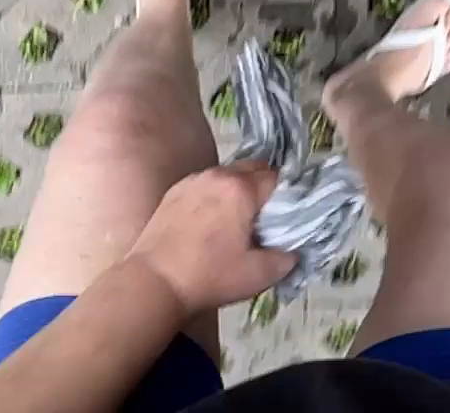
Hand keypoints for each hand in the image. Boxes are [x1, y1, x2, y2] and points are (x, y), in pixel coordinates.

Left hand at [126, 160, 297, 315]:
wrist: (156, 280)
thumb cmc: (210, 276)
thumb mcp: (257, 276)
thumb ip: (284, 260)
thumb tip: (293, 251)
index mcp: (241, 189)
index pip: (275, 178)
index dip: (286, 194)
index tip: (286, 213)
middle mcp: (218, 175)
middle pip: (252, 168)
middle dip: (264, 186)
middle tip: (266, 215)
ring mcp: (194, 179)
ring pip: (227, 173)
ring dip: (238, 188)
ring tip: (238, 217)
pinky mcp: (176, 189)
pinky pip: (205, 182)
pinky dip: (214, 193)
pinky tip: (210, 219)